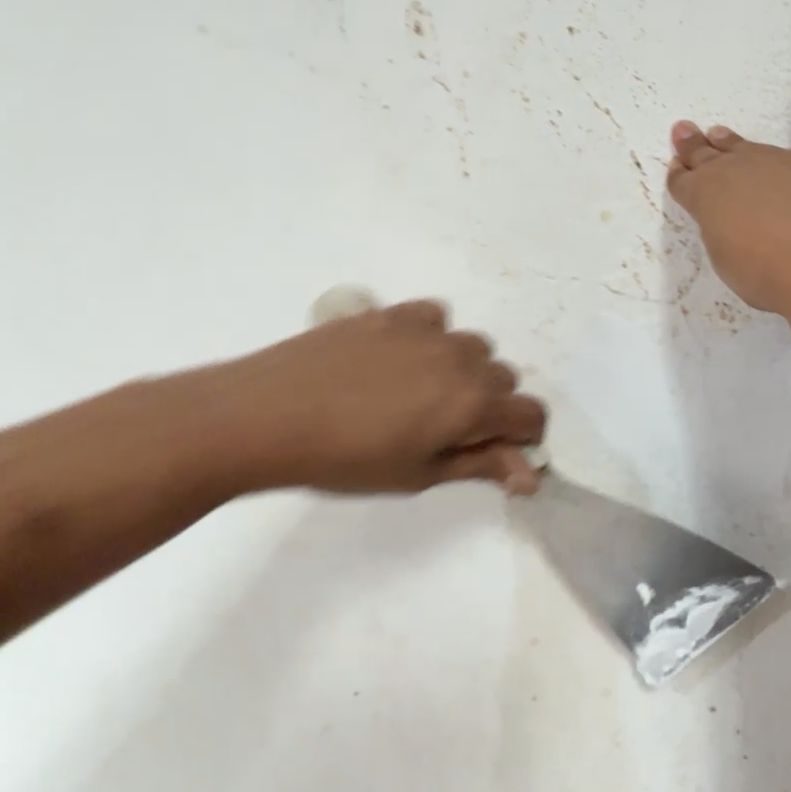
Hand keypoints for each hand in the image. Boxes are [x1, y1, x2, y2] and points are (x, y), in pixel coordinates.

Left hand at [195, 301, 546, 494]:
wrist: (258, 418)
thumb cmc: (343, 460)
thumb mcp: (418, 475)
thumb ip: (481, 467)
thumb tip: (531, 476)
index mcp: (475, 405)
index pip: (532, 415)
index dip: (522, 438)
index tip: (491, 452)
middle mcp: (464, 361)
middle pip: (506, 380)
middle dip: (490, 405)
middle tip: (444, 429)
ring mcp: (429, 333)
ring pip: (474, 347)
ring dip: (463, 370)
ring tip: (417, 392)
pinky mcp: (393, 314)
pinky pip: (436, 318)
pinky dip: (431, 337)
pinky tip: (398, 359)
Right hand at [666, 76, 790, 312]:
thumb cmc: (769, 275)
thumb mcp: (727, 262)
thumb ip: (725, 234)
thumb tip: (734, 220)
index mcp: (709, 197)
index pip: (688, 182)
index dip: (681, 175)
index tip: (678, 167)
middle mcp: (743, 170)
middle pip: (714, 157)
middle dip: (697, 147)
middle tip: (686, 134)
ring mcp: (787, 161)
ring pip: (754, 146)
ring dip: (734, 140)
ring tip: (722, 132)